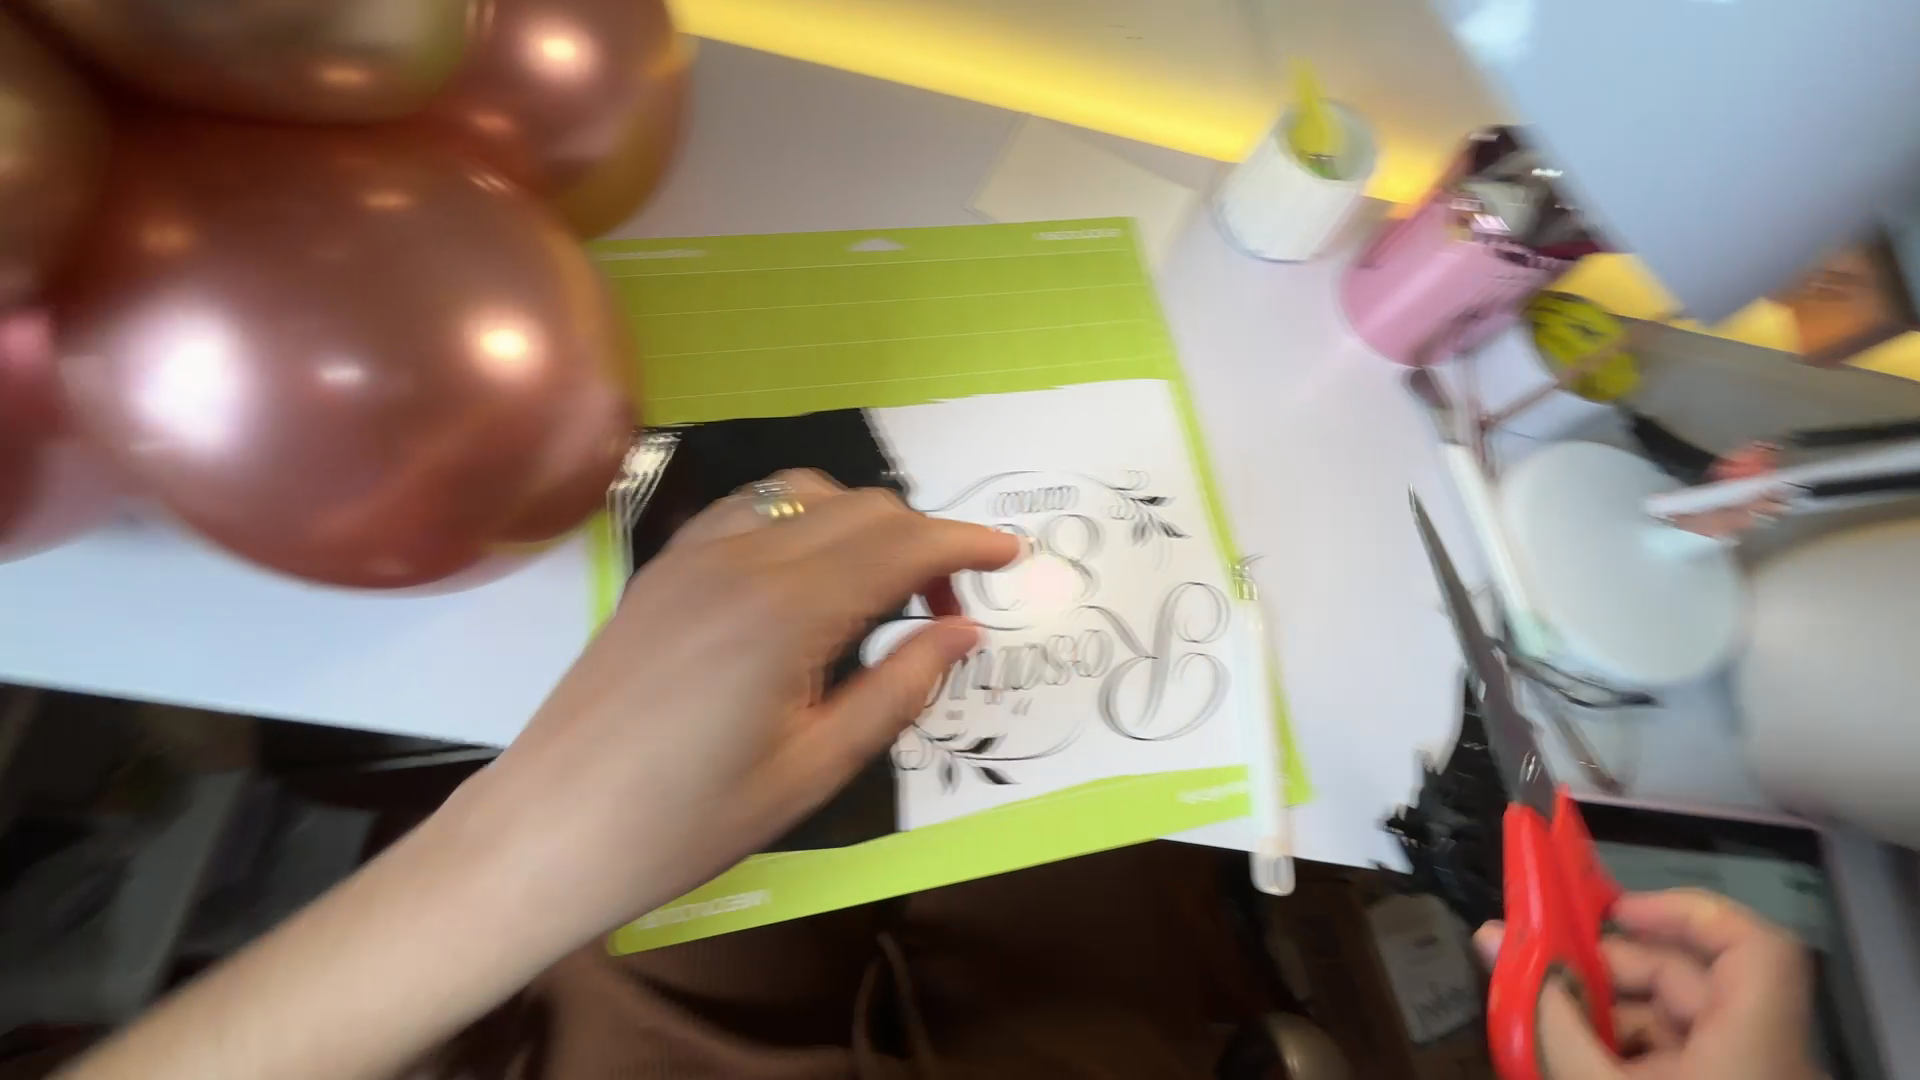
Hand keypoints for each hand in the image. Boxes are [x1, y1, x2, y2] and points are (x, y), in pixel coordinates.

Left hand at [443, 470, 1020, 950]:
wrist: (547, 832)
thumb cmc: (690, 820)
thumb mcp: (816, 768)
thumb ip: (899, 688)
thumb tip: (963, 631)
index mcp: (788, 609)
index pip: (902, 545)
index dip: (965, 544)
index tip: (1009, 554)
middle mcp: (744, 556)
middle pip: (865, 509)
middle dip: (925, 541)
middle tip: (945, 606)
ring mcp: (696, 552)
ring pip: (810, 494)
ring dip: (866, 522)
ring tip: (883, 583)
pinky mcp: (666, 565)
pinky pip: (753, 508)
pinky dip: (805, 518)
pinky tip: (808, 569)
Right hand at [1475, 889, 1821, 1079]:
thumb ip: (1540, 1005)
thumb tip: (1492, 935)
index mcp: (1753, 1047)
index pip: (1752, 945)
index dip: (1682, 910)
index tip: (1610, 913)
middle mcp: (1765, 1056)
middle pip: (1688, 976)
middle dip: (1605, 969)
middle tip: (1542, 976)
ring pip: (1675, 1016)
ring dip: (1605, 1010)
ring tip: (1555, 1031)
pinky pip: (1679, 1052)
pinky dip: (1625, 1045)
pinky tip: (1582, 1062)